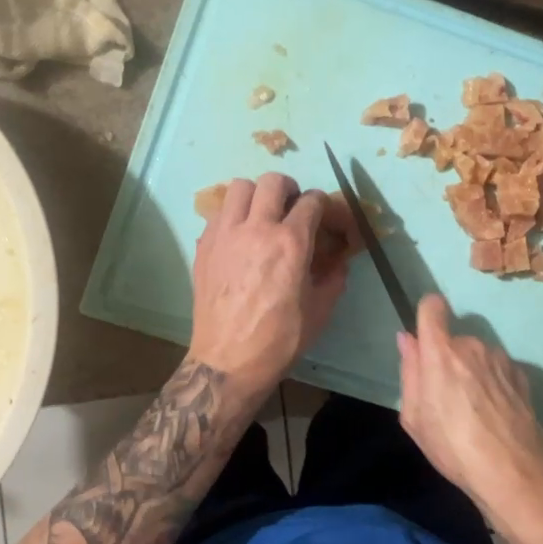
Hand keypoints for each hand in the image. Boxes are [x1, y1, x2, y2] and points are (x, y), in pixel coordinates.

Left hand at [190, 174, 351, 390]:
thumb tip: (338, 259)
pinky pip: (219, 212)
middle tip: (292, 208)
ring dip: (255, 195)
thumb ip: (334, 277)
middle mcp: (257, 228)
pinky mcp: (204, 245)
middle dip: (289, 189)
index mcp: (291, 243)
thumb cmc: (280, 340)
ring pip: (239, 187)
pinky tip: (239, 238)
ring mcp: (225, 234)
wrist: (228, 362)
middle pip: (273, 181)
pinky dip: (233, 215)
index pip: (312, 201)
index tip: (324, 218)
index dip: (323, 205)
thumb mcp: (320, 310)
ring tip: (261, 215)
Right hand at [397, 294, 542, 510]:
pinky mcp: (522, 376)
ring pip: (478, 356)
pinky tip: (495, 415)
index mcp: (440, 352)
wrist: (512, 472)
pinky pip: (498, 370)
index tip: (426, 335)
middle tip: (446, 398)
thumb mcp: (414, 417)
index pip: (432, 307)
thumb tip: (407, 339)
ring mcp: (501, 360)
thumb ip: (410, 371)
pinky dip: (494, 384)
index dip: (427, 314)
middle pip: (454, 340)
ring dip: (473, 372)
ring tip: (474, 411)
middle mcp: (473, 346)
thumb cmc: (452, 447)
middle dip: (448, 360)